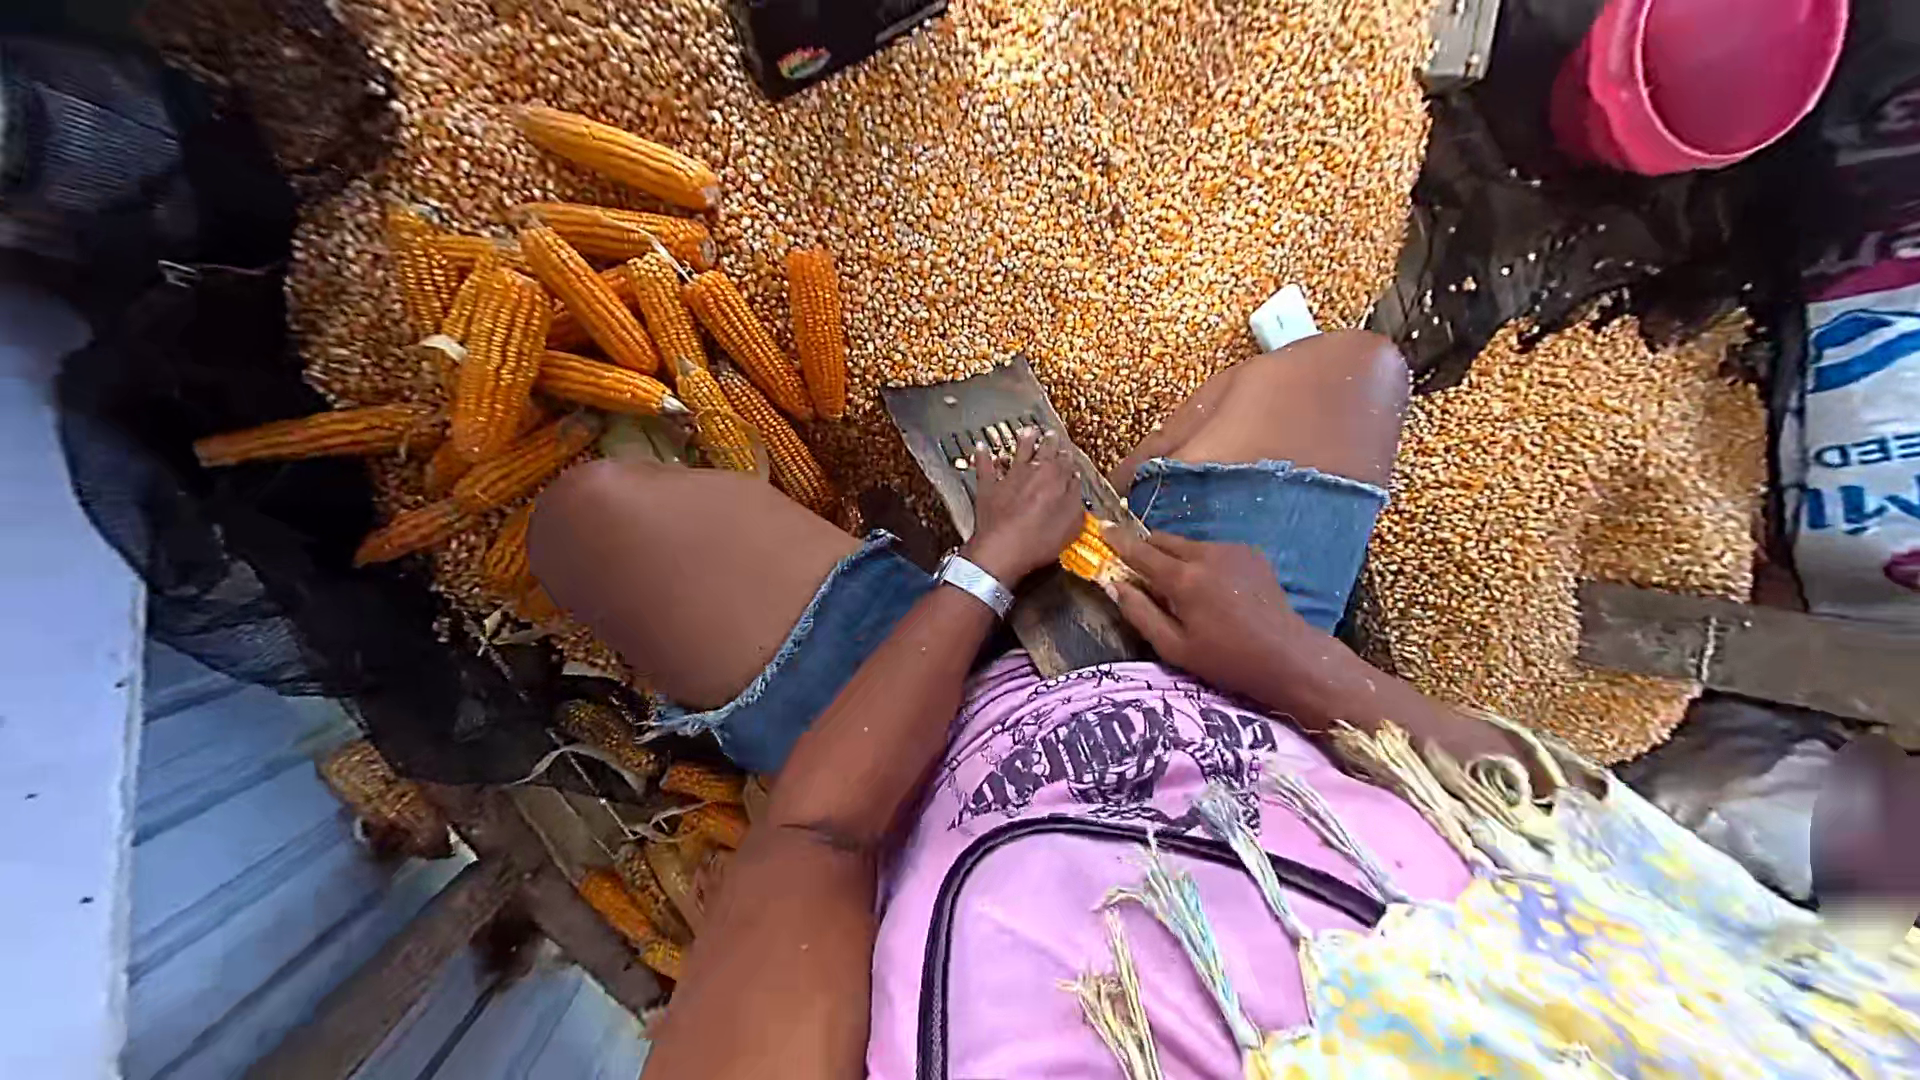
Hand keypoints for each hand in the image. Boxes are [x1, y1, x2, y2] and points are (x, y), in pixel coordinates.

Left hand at [961, 427, 1084, 583]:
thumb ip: (1074, 499)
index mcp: (1055, 478)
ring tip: (1027, 431)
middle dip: (1050, 442)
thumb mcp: (1070, 524)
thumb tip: (1074, 482)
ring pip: (1018, 452)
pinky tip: (980, 446)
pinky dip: (982, 456)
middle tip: (1052, 435)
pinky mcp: (988, 486)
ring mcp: (1009, 476)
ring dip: (1023, 440)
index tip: (1070, 455)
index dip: (1069, 458)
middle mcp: (1033, 470)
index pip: (1067, 461)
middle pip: (1044, 450)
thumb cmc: (1039, 540)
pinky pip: (984, 466)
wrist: (1002, 549)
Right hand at [1108, 529, 1554, 783]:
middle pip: (1161, 539)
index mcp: (1182, 578)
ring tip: (1178, 586)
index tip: (1102, 528)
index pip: (1139, 550)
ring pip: (1186, 543)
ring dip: (1173, 556)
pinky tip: (1209, 588)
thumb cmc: (1226, 659)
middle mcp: (1204, 554)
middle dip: (1145, 549)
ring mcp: (1230, 549)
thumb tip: (1112, 583)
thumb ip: (1138, 612)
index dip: (1117, 540)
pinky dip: (1199, 560)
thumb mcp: (1173, 646)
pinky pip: (1211, 549)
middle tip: (1137, 568)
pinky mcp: (1249, 552)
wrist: (1289, 657)